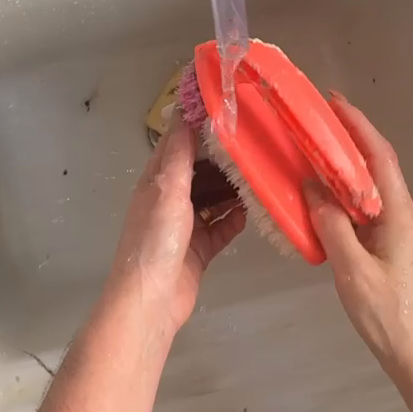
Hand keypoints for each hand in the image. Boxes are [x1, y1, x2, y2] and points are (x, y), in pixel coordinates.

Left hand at [106, 117, 245, 336]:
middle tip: (256, 146)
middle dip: (223, 160)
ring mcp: (184, 226)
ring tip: (261, 175)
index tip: (229, 111)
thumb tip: (184, 111)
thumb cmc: (156, 238)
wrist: (152, 300)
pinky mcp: (199, 250)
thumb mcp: (168, 188)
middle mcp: (169, 199)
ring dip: (232, 189)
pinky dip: (234, 219)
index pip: (178, 144)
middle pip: (199, 172)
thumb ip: (179, 153)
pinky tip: (252, 211)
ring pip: (212, 199)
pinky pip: (220, 227)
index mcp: (156, 181)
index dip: (199, 127)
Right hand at [305, 96, 412, 389]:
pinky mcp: (394, 249)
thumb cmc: (389, 315)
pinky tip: (324, 200)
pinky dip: (345, 196)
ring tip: (313, 152)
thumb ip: (332, 226)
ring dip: (345, 168)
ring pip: (372, 189)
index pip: (379, 157)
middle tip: (315, 122)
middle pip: (377, 167)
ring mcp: (401, 233)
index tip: (334, 101)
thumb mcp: (352, 270)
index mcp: (401, 215)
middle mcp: (405, 216)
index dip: (358, 125)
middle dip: (349, 139)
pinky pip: (367, 211)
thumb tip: (313, 187)